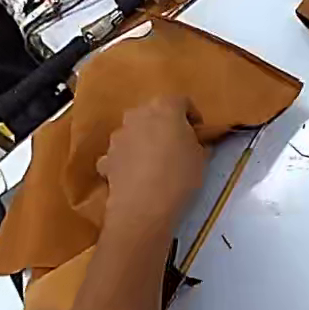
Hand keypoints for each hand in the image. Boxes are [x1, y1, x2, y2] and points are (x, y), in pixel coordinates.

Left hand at [98, 98, 204, 238]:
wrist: (144, 207)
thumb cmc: (180, 176)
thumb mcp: (202, 158)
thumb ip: (198, 143)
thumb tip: (194, 141)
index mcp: (165, 108)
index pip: (182, 101)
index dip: (192, 116)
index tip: (198, 132)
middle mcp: (137, 115)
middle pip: (154, 113)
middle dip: (165, 125)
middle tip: (177, 145)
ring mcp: (118, 136)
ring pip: (134, 132)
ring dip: (144, 141)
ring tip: (156, 163)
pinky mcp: (106, 158)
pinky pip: (120, 154)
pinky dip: (127, 160)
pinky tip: (136, 175)